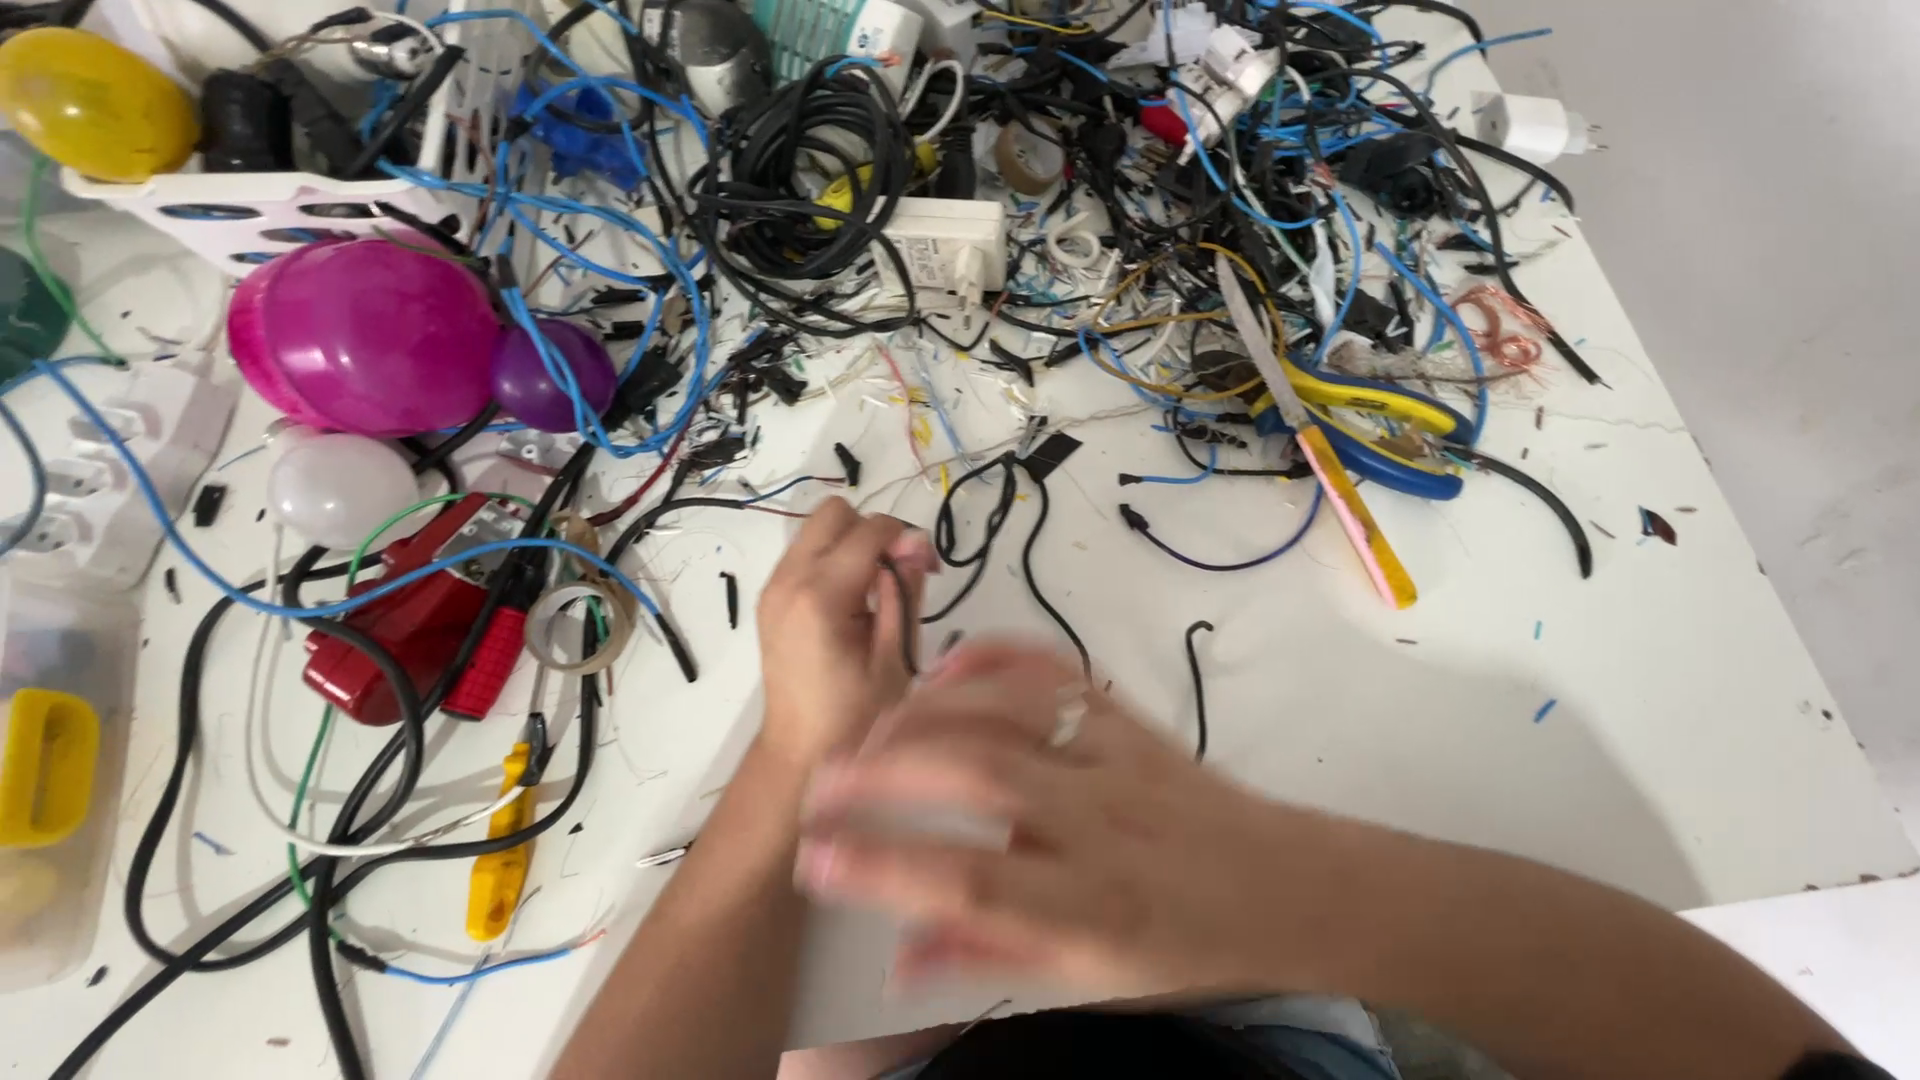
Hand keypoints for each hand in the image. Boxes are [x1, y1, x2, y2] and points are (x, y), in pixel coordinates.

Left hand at [756, 497, 936, 770]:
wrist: (800, 752)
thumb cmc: (855, 716)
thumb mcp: (895, 655)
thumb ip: (904, 590)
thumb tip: (916, 544)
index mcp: (820, 596)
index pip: (869, 529)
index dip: (906, 539)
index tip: (926, 569)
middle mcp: (788, 581)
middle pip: (834, 512)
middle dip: (873, 531)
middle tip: (896, 572)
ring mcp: (773, 588)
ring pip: (817, 528)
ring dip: (852, 543)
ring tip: (874, 589)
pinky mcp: (771, 598)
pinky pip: (805, 552)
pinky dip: (833, 558)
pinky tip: (852, 600)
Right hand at [795, 641, 1347, 997]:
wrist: (1283, 884)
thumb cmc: (1183, 944)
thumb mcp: (1094, 982)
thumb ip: (992, 960)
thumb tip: (898, 957)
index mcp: (1095, 907)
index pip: (973, 886)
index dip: (884, 869)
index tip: (815, 857)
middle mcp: (1103, 821)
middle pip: (982, 776)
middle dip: (888, 772)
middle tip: (824, 778)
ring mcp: (1117, 754)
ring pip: (1011, 711)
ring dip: (928, 710)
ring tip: (870, 729)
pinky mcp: (1126, 713)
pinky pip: (1053, 666)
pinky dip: (992, 654)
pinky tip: (943, 669)